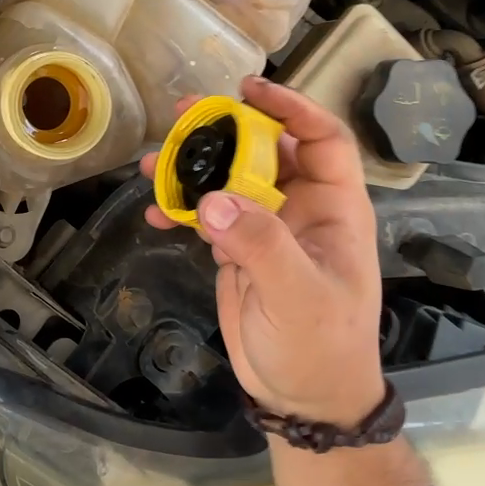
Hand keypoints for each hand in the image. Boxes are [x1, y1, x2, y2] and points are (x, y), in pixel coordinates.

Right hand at [141, 76, 384, 427]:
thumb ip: (260, 245)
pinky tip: (153, 213)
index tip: (247, 89)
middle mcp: (300, 209)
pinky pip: (205, 213)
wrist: (302, 396)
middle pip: (263, 149)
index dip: (291, 108)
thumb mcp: (298, 296)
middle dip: (224, 128)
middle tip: (181, 115)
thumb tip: (212, 199)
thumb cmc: (320, 346)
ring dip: (191, 166)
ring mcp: (265, 228)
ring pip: (228, 178)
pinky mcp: (236, 249)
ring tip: (151, 162)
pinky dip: (178, 208)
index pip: (322, 140)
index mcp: (333, 209)